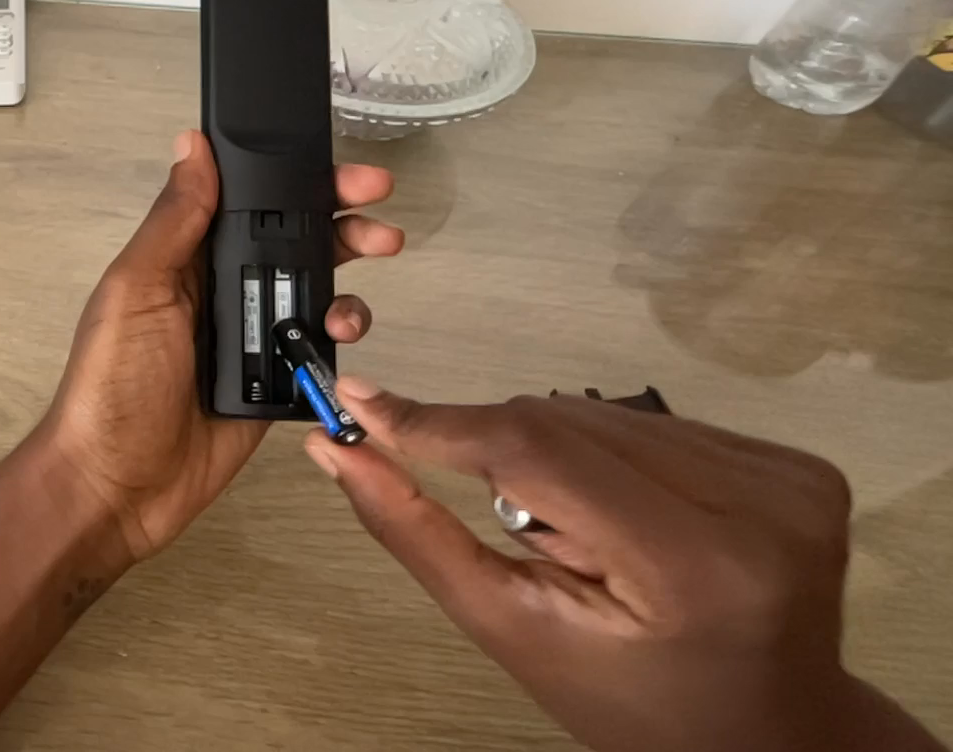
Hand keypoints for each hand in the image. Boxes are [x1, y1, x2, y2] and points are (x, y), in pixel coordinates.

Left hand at [38, 130, 401, 562]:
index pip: (243, 204)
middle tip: (379, 211)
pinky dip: (340, 335)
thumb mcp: (138, 289)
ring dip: (348, 274)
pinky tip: (346, 335)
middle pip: (288, 242)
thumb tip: (191, 146)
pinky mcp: (272, 383)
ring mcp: (247, 338)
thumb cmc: (114, 380)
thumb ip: (173, 221)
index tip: (339, 167)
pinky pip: (316, 349)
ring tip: (376, 264)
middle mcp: (218, 291)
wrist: (118, 483)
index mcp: (182, 260)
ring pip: (311, 291)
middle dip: (337, 220)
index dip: (290, 180)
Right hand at [309, 385, 947, 751]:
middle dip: (490, 450)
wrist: (769, 730)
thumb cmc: (623, 695)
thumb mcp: (503, 623)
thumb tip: (330, 445)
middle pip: (552, 421)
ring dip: (540, 450)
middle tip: (509, 521)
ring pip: (583, 410)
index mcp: (689, 565)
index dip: (433, 421)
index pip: (528, 450)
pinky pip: (631, 417)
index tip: (355, 400)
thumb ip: (410, 528)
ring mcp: (782, 476)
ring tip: (569, 526)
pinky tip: (612, 505)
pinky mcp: (788, 461)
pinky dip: (589, 448)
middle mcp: (754, 505)